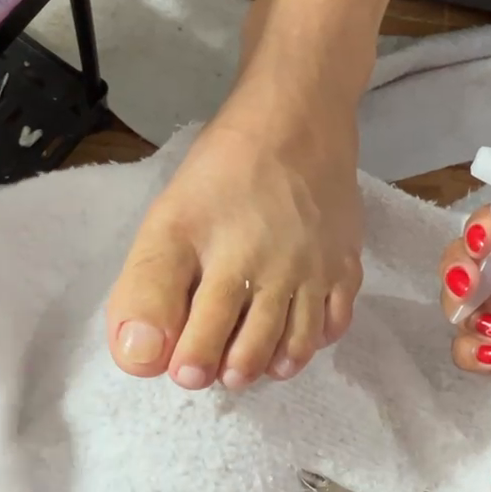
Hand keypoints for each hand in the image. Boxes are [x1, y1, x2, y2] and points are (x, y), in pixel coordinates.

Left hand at [104, 1, 369, 391]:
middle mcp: (281, 280)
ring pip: (301, 342)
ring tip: (257, 367)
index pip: (208, 340)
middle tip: (220, 373)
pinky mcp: (347, 261)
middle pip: (258, 347)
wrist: (297, 118)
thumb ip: (148, 291)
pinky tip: (301, 337)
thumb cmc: (222, 169)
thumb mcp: (167, 221)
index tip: (184, 373)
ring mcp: (320, 273)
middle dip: (234, 369)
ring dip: (276, 361)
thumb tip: (142, 360)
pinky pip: (339, 317)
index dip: (192, 363)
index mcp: (230, 269)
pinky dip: (319, 338)